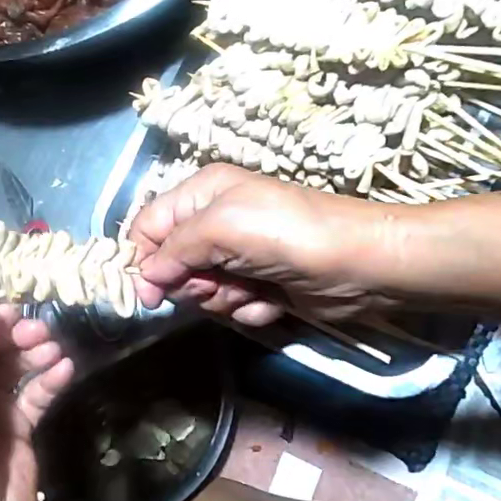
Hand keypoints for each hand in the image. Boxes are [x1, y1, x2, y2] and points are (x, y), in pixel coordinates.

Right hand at [128, 163, 402, 325]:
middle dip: (192, 281)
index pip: (149, 225)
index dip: (142, 259)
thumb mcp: (221, 226)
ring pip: (200, 290)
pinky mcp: (258, 283)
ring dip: (223, 297)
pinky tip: (271, 298)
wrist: (358, 264)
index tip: (146, 293)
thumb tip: (144, 277)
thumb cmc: (285, 233)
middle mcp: (216, 221)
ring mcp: (238, 255)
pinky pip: (230, 305)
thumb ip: (174, 248)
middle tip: (216, 282)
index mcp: (202, 193)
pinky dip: (248, 307)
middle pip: (172, 264)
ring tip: (251, 288)